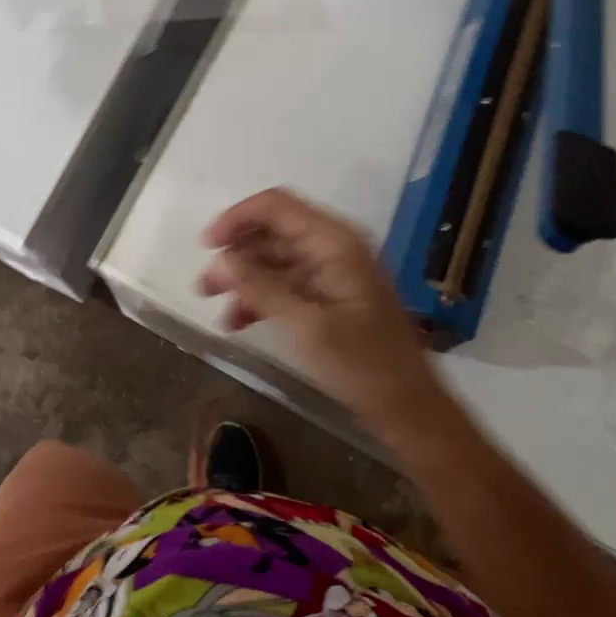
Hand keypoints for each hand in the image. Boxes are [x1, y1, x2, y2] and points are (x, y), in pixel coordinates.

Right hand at [199, 188, 440, 423]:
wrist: (410, 410)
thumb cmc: (363, 366)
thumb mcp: (306, 326)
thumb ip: (261, 288)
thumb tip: (220, 260)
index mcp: (335, 242)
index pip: (276, 206)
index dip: (236, 218)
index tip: (207, 246)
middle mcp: (334, 247)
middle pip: (273, 231)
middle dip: (235, 253)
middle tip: (204, 285)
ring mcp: (333, 272)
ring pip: (275, 259)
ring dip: (243, 277)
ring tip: (212, 304)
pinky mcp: (330, 297)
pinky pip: (286, 284)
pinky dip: (260, 297)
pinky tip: (236, 321)